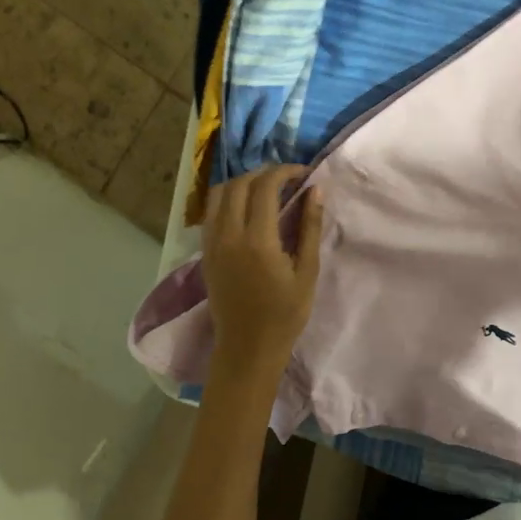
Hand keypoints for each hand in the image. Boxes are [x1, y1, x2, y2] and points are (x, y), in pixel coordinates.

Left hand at [202, 165, 324, 379]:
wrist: (247, 349)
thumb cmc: (285, 314)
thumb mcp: (307, 271)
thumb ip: (309, 227)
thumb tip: (315, 190)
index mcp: (257, 239)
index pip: (265, 186)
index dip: (285, 171)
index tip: (303, 173)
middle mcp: (229, 235)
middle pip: (240, 183)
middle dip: (264, 173)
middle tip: (287, 179)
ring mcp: (212, 243)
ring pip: (220, 193)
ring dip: (243, 183)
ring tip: (265, 190)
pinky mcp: (205, 252)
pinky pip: (211, 212)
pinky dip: (228, 199)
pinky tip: (247, 209)